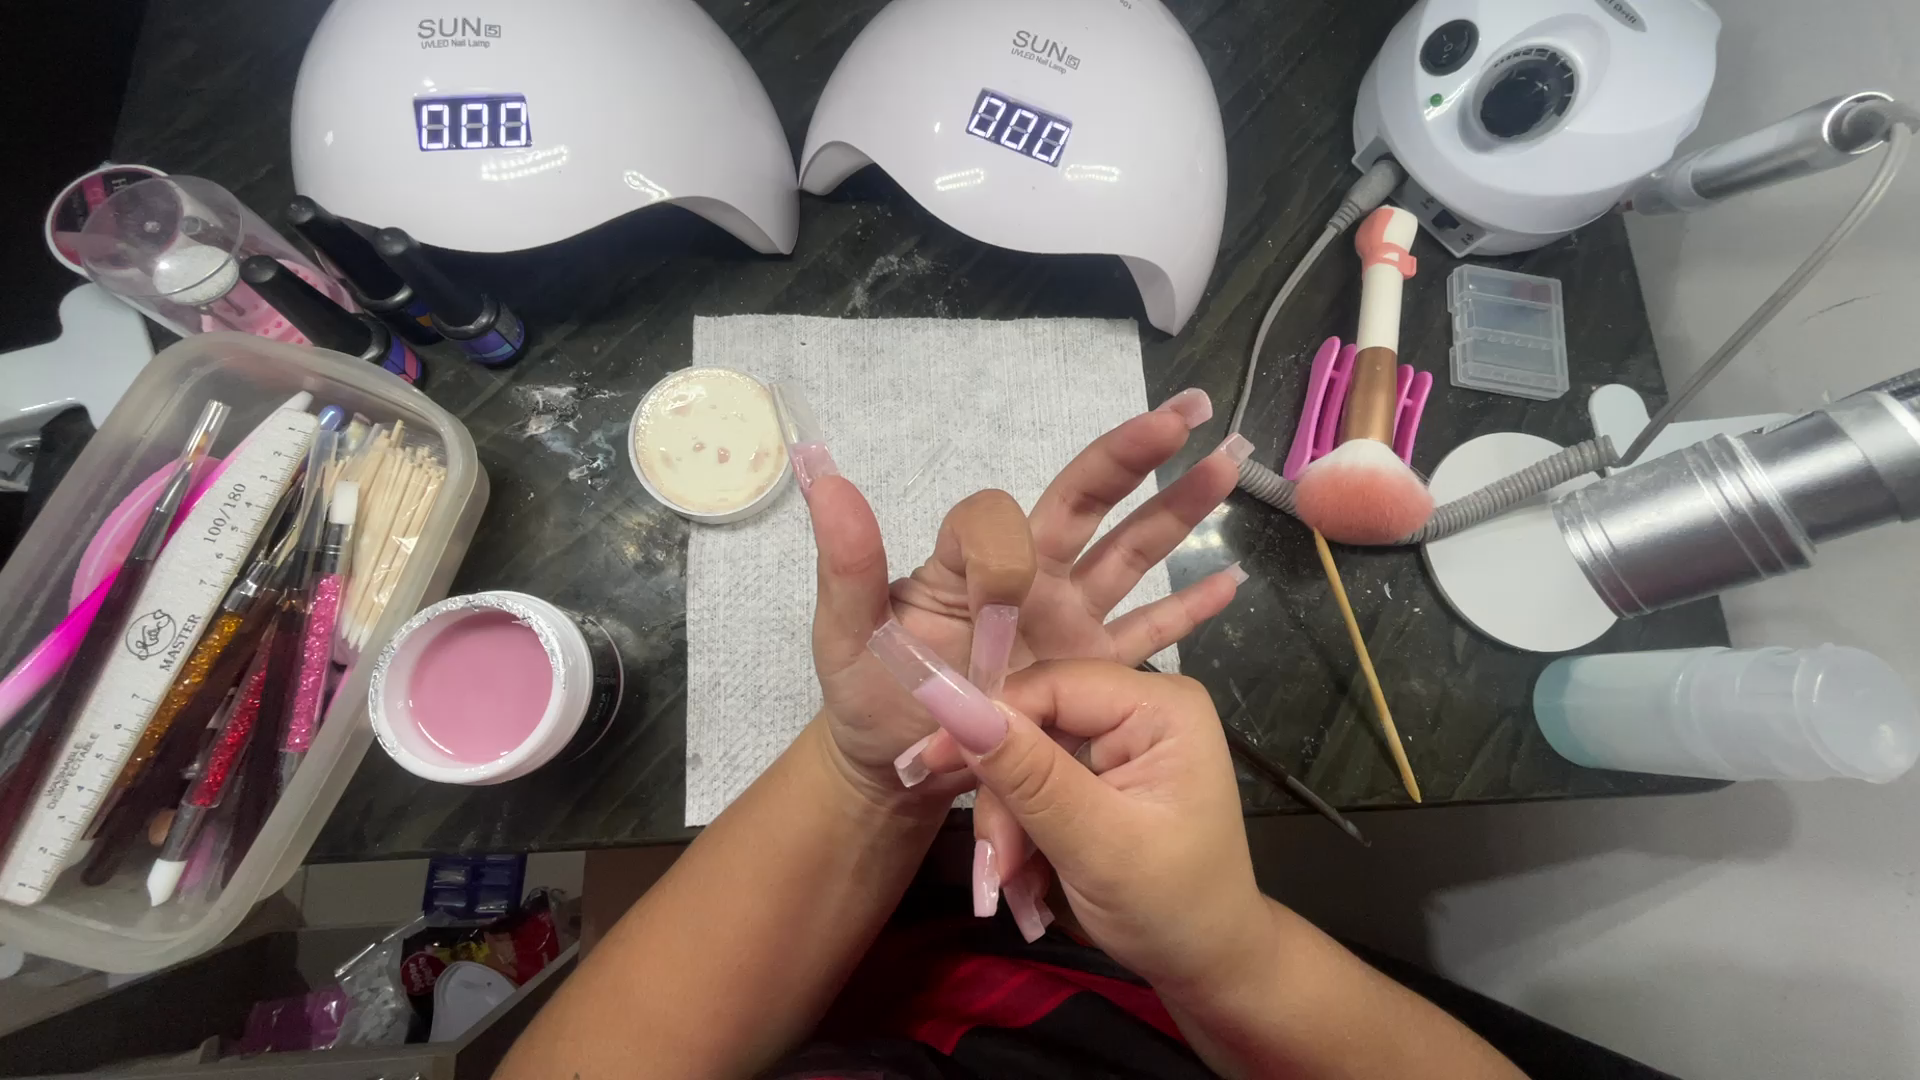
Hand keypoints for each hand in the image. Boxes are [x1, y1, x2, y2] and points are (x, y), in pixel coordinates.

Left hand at [792, 386, 1245, 813]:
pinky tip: (1231, 581)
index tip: (989, 593)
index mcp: (971, 562)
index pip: (999, 518)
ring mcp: (1066, 621)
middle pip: (1085, 501)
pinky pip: (1147, 633)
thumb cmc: (868, 695)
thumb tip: (825, 476)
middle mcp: (1028, 578)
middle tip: (1187, 411)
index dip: (998, 546)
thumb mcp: (845, 632)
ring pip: (1130, 554)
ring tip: (1229, 463)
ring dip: (1177, 510)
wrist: (896, 764)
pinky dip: (1188, 609)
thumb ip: (847, 563)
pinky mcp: (1091, 669)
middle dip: (1133, 454)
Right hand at [956, 660, 1271, 994]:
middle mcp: (1142, 705)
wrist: (1206, 965)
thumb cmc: (1172, 909)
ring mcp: (1123, 735)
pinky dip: (1022, 822)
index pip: (1055, 684)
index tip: (935, 762)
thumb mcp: (1096, 846)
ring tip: (1011, 877)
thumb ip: (1029, 775)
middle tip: (994, 860)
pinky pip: (1039, 774)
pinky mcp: (1104, 764)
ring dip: (1010, 816)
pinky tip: (1025, 869)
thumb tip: (957, 706)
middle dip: (1007, 791)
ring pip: (1029, 751)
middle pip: (1037, 719)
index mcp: (1162, 706)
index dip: (990, 716)